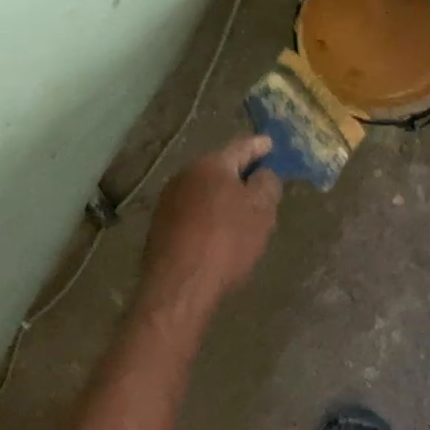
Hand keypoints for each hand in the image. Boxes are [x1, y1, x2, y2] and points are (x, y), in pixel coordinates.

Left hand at [142, 135, 281, 309]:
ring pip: (204, 191)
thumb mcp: (260, 211)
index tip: (269, 143)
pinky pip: (192, 212)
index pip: (241, 146)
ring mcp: (168, 201)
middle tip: (259, 182)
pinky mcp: (160, 226)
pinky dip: (208, 216)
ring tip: (240, 212)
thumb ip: (266, 185)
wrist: (179, 286)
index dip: (258, 145)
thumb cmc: (226, 242)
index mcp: (211, 164)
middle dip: (239, 174)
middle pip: (219, 168)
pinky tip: (217, 234)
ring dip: (222, 197)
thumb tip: (261, 174)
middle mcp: (185, 175)